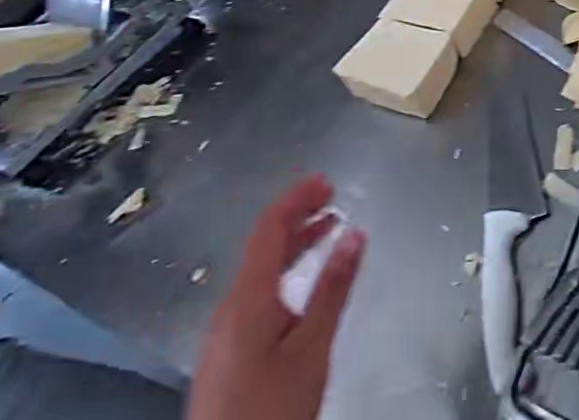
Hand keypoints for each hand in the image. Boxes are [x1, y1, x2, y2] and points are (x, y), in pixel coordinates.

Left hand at [186, 175, 366, 419]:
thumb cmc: (272, 411)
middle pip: (263, 246)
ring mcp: (224, 333)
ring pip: (260, 272)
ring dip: (292, 247)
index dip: (297, 199)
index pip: (270, 228)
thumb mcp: (312, 349)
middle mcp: (230, 306)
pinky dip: (284, 274)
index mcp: (248, 296)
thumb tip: (354, 234)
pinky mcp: (226, 355)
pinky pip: (256, 295)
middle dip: (298, 218)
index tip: (326, 181)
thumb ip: (332, 289)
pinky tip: (302, 288)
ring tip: (327, 232)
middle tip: (333, 199)